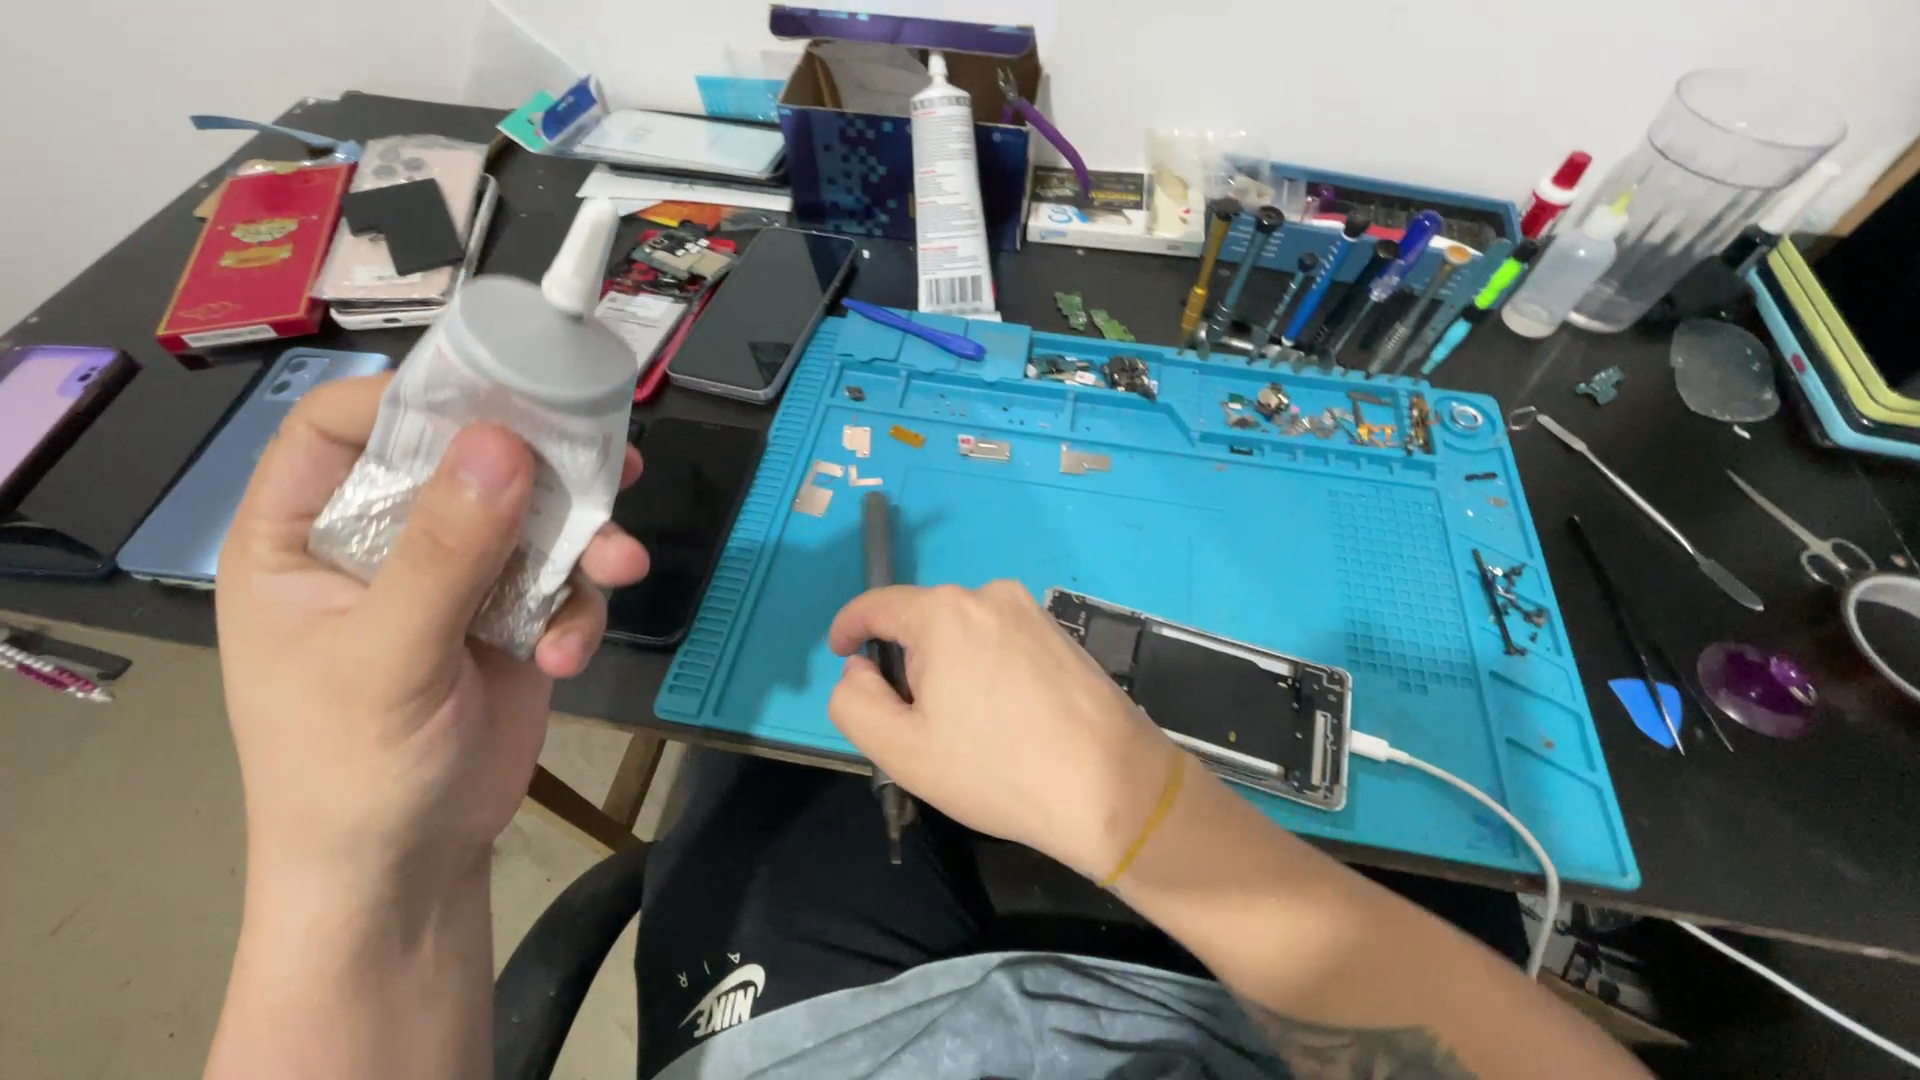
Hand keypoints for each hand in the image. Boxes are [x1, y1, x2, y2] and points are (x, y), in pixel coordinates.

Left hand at [214, 374, 647, 895]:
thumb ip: (445, 551)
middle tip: (608, 459)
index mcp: (305, 539)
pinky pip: (561, 583)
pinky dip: (578, 612)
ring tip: (621, 566)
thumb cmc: (353, 769)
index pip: (341, 432)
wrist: (410, 868)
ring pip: (531, 523)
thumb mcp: (388, 657)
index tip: (496, 395)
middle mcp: (382, 547)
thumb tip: (502, 442)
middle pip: (462, 467)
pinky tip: (570, 657)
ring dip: (582, 543)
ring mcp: (456, 583)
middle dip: (538, 472)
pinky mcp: (513, 619)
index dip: (409, 400)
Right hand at [827, 581, 1177, 879]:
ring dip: (951, 669)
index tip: (841, 652)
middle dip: (910, 664)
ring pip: (964, 633)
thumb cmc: (997, 770)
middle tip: (923, 727)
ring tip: (972, 731)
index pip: (877, 605)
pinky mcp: (1061, 633)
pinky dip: (987, 670)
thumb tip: (860, 668)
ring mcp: (1031, 611)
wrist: (1111, 787)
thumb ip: (855, 700)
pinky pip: (1001, 642)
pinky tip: (1009, 720)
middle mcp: (989, 594)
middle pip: (923, 622)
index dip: (849, 628)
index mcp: (944, 612)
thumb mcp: (901, 749)